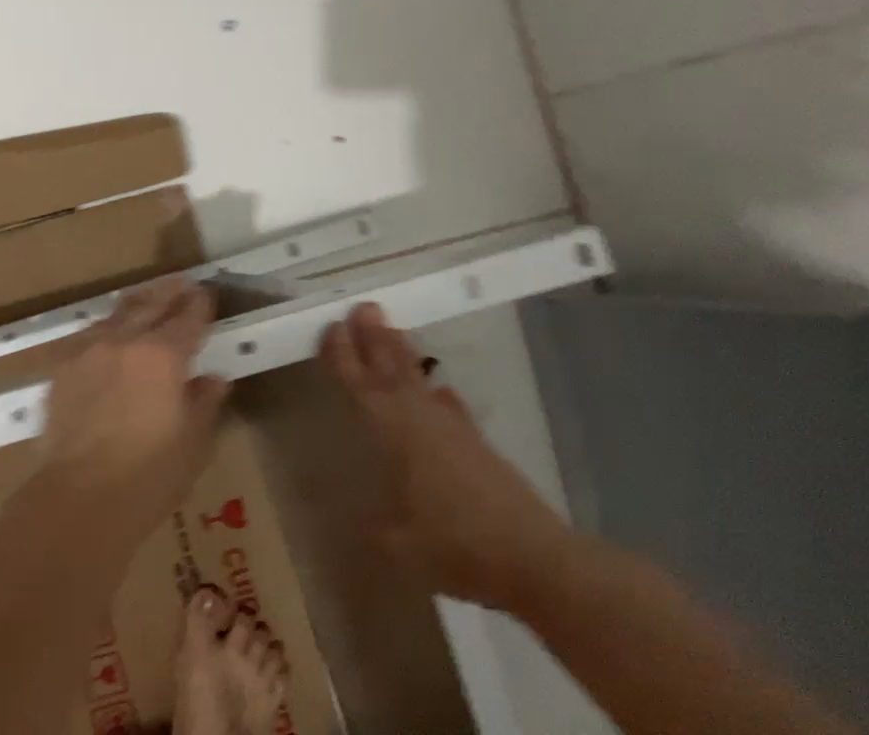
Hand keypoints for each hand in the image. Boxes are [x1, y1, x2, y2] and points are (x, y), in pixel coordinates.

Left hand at [41, 277, 230, 541]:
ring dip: (134, 306)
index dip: (199, 305)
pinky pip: (86, 338)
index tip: (205, 295)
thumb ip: (204, 403)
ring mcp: (86, 350)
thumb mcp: (193, 442)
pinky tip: (107, 337)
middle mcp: (124, 340)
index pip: (187, 318)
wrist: (80, 493)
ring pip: (114, 316)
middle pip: (149, 305)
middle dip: (167, 293)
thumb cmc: (149, 476)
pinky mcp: (60, 367)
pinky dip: (103, 331)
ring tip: (145, 301)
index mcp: (163, 355)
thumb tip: (212, 379)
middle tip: (180, 284)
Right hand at [320, 303, 575, 610]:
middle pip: (392, 372)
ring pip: (420, 383)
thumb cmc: (455, 547)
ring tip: (392, 330)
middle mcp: (421, 423)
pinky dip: (439, 395)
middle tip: (365, 308)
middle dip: (375, 340)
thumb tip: (353, 512)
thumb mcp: (395, 542)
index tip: (332, 327)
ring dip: (404, 355)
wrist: (536, 560)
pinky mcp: (480, 449)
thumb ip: (370, 521)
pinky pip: (450, 408)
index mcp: (393, 435)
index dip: (343, 357)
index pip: (360, 387)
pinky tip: (439, 389)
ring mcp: (454, 432)